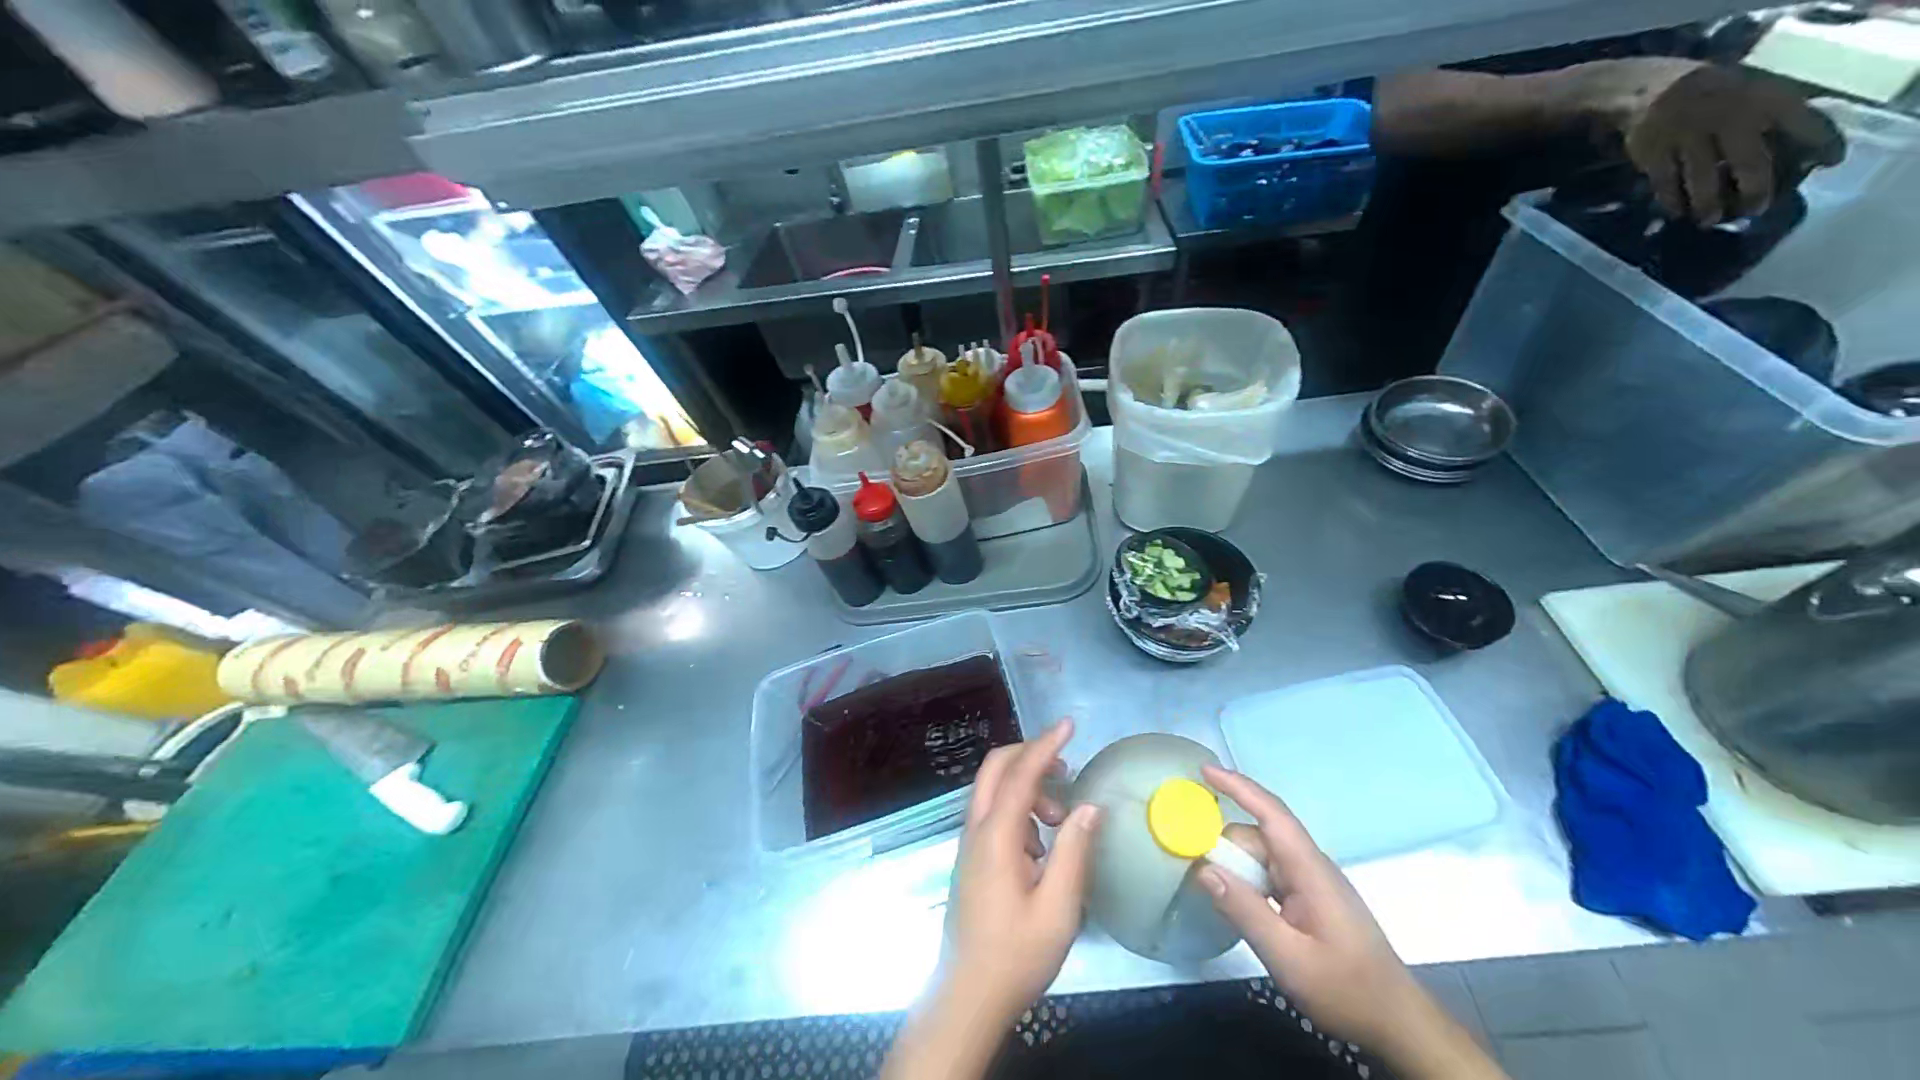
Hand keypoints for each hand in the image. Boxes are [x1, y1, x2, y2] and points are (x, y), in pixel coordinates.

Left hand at [941, 719, 1101, 1019]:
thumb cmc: (1016, 955)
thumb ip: (1073, 852)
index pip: (1020, 774)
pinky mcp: (971, 858)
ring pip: (993, 791)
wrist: (968, 995)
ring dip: (1026, 787)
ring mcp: (969, 844)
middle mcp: (976, 830)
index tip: (1068, 725)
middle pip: (995, 769)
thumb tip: (1089, 807)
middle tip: (1066, 767)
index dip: (1045, 745)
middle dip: (1029, 756)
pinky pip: (993, 815)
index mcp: (996, 837)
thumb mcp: (1058, 909)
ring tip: (1060, 818)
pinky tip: (1042, 846)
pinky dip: (1018, 810)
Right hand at [1198, 767, 1507, 1079]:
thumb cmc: (1347, 989)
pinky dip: (1246, 881)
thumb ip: (1245, 911)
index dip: (1238, 787)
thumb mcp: (1289, 957)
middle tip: (1192, 867)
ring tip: (1209, 889)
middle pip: (1258, 838)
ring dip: (1235, 867)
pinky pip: (1269, 876)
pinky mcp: (1310, 901)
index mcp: (1310, 870)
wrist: (1398, 1023)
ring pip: (1261, 858)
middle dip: (1224, 845)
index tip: (1204, 770)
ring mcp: (1311, 884)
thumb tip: (1203, 869)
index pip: (1272, 814)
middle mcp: (1310, 867)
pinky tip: (1232, 901)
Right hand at [1568, 57, 1842, 223]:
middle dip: (1755, 190)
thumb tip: (1794, 146)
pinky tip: (1678, 211)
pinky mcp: (1655, 153)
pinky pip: (1665, 183)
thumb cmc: (1710, 93)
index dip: (1822, 142)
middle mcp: (1730, 119)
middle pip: (1748, 162)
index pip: (1802, 121)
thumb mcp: (1750, 92)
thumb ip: (1770, 116)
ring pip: (1702, 179)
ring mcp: (1689, 138)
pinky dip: (1672, 200)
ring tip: (1710, 220)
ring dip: (1708, 204)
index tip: (1833, 161)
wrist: (1651, 89)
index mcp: (1762, 99)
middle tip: (1755, 210)